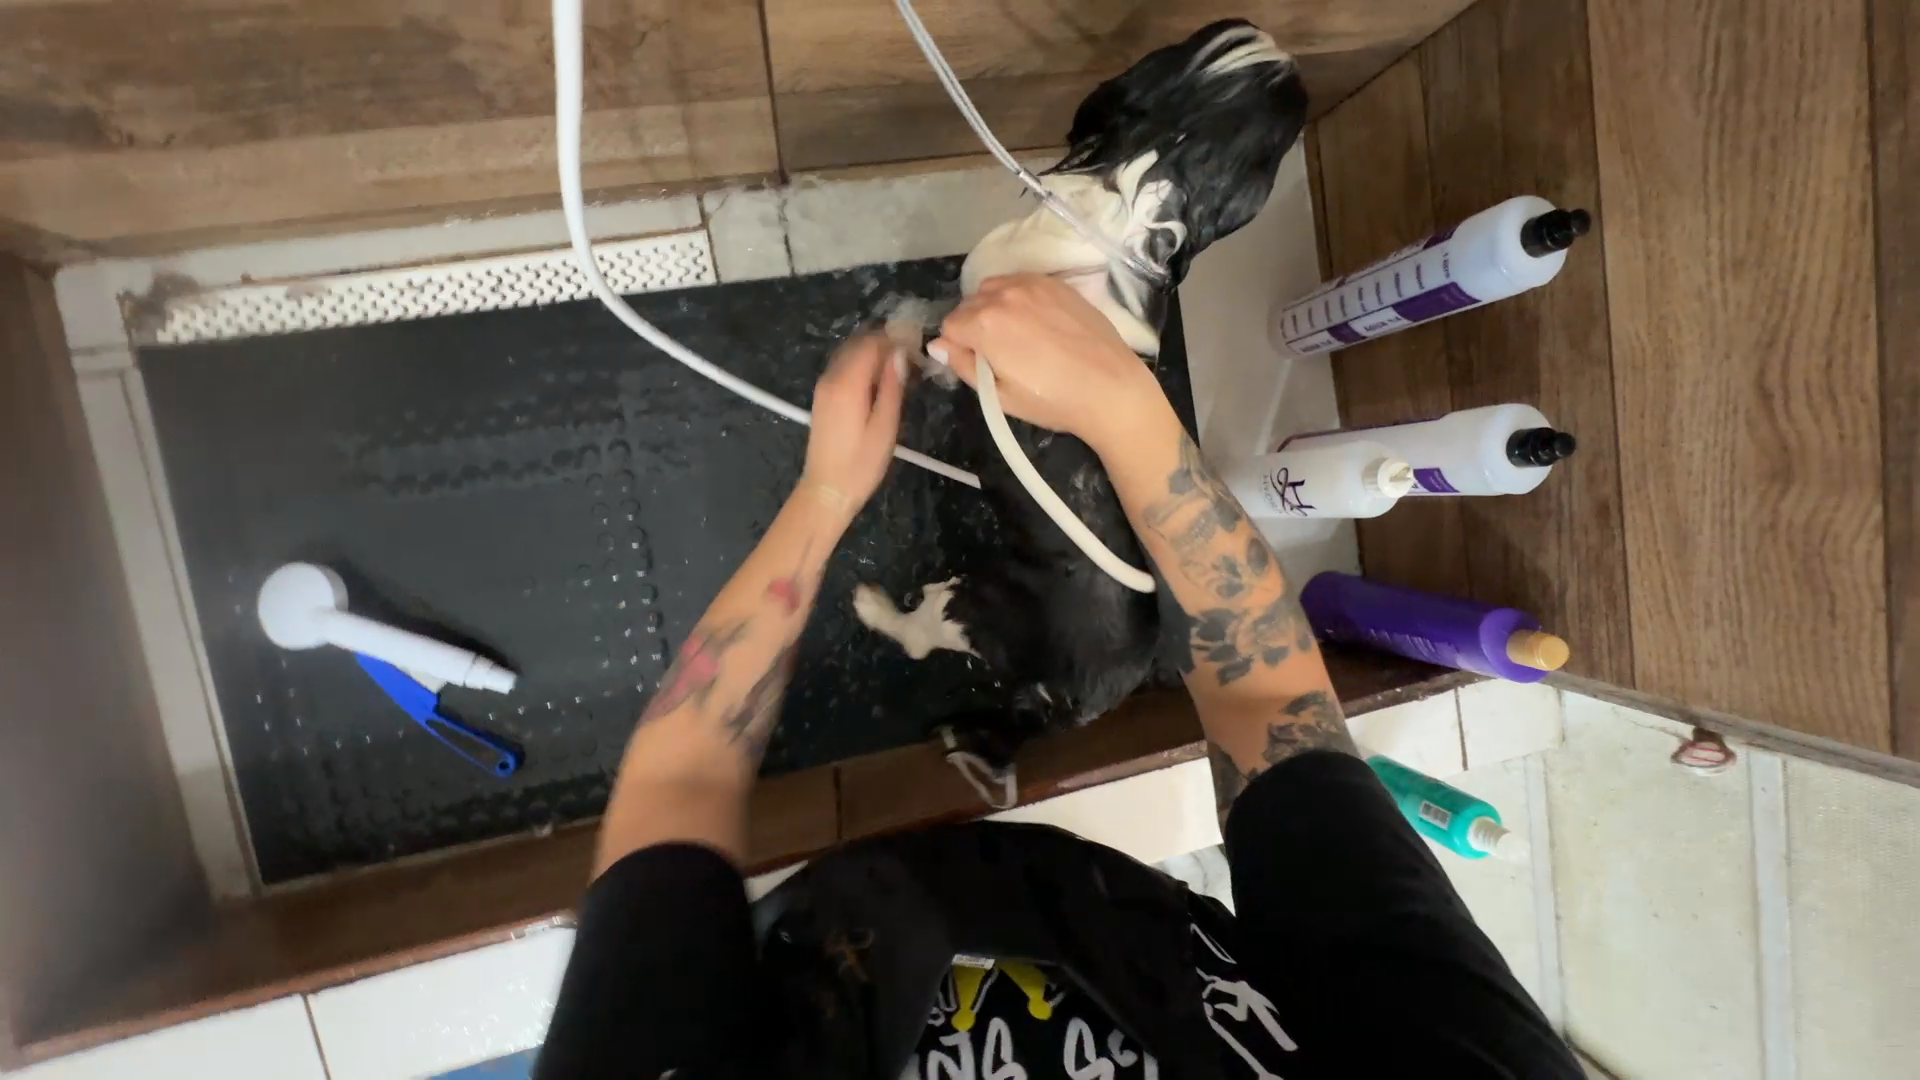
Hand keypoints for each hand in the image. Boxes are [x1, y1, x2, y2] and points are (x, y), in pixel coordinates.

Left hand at [798, 333, 906, 522]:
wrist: (826, 490)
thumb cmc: (860, 465)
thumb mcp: (885, 427)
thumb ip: (892, 388)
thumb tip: (900, 354)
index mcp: (847, 384)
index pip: (871, 344)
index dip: (895, 340)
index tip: (917, 347)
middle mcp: (831, 378)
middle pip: (858, 345)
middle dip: (884, 344)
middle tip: (911, 358)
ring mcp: (823, 387)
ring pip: (849, 355)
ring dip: (873, 354)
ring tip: (899, 369)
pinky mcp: (822, 398)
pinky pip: (843, 369)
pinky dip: (862, 366)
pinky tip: (879, 382)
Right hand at [928, 274, 1165, 452]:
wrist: (1110, 386)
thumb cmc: (1052, 400)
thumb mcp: (999, 396)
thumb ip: (964, 365)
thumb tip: (937, 345)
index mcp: (984, 324)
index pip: (949, 326)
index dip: (958, 348)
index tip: (978, 365)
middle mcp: (1003, 294)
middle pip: (969, 304)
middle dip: (973, 326)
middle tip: (998, 355)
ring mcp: (1032, 284)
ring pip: (993, 289)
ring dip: (994, 308)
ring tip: (1016, 336)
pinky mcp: (1056, 283)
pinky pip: (1020, 282)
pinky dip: (1017, 298)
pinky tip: (1036, 323)